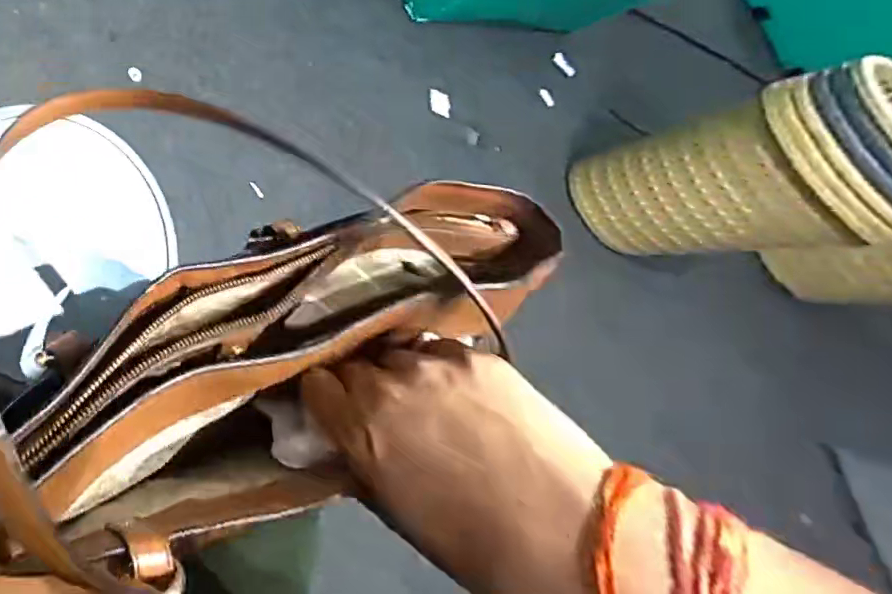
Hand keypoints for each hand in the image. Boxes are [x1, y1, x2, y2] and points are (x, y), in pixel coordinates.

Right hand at [300, 339, 610, 593]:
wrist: (578, 539)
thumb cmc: (475, 541)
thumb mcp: (395, 507)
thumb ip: (357, 459)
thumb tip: (336, 438)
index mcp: (359, 424)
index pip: (313, 382)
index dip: (323, 395)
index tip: (334, 407)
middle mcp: (385, 382)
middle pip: (350, 362)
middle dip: (359, 381)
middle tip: (381, 406)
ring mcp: (431, 362)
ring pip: (393, 351)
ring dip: (398, 369)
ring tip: (424, 394)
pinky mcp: (473, 355)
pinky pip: (437, 350)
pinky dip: (440, 367)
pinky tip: (461, 392)